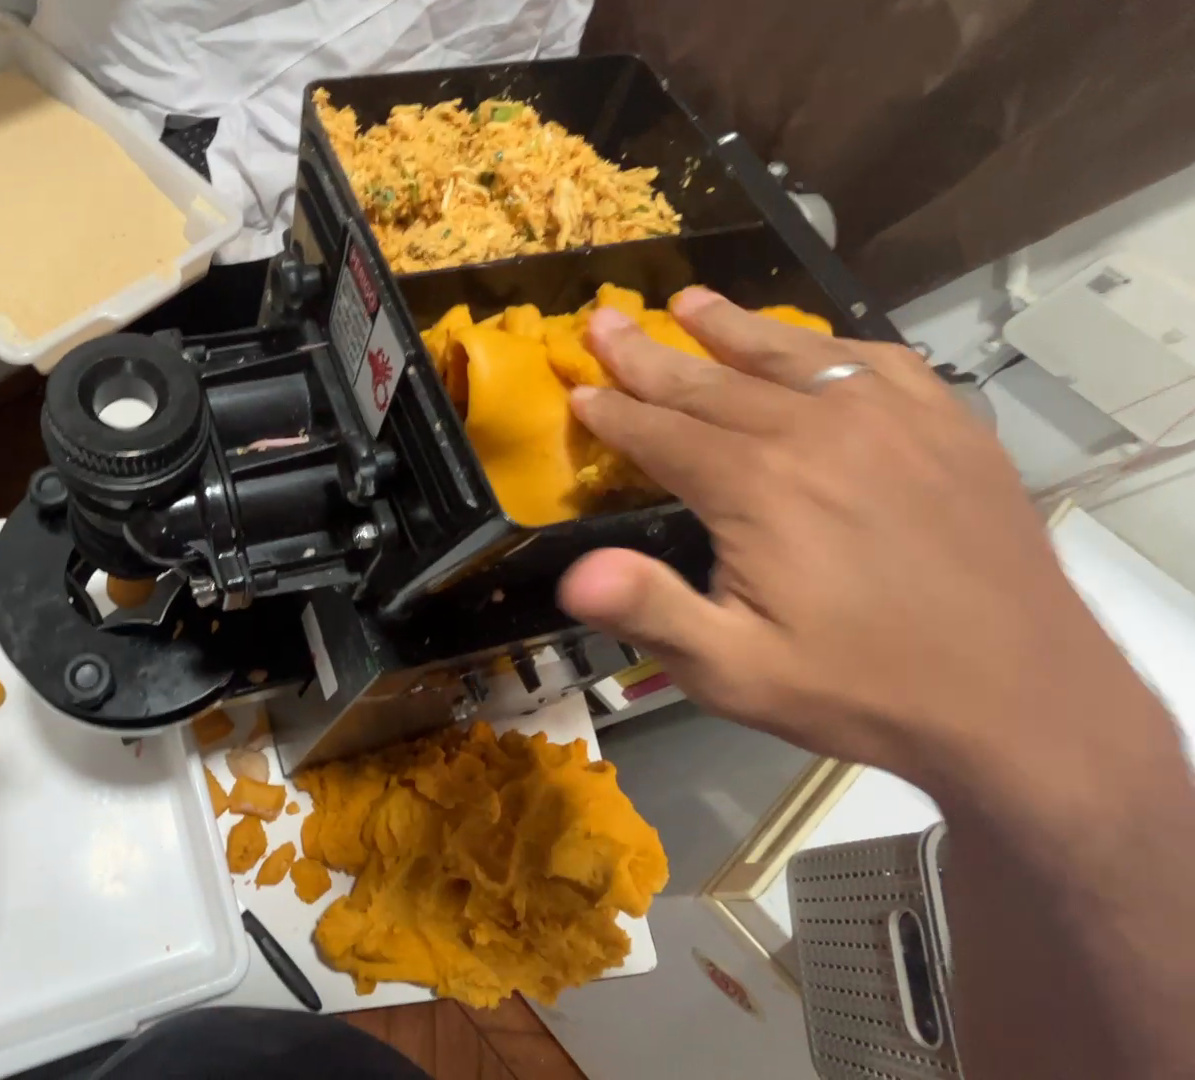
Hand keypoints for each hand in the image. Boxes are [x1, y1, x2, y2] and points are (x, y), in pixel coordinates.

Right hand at [556, 288, 1137, 786]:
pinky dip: (828, 347)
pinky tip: (812, 347)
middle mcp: (822, 434)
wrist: (1024, 707)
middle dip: (648, 355)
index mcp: (760, 488)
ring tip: (690, 301)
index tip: (577, 390)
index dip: (613, 413)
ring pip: (791, 358)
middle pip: (712, 383)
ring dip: (731, 329)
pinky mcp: (951, 431)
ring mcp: (896, 423)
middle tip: (604, 321)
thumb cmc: (855, 690)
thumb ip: (649, 613)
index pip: (662, 434)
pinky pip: (877, 365)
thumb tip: (574, 573)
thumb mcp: (731, 672)